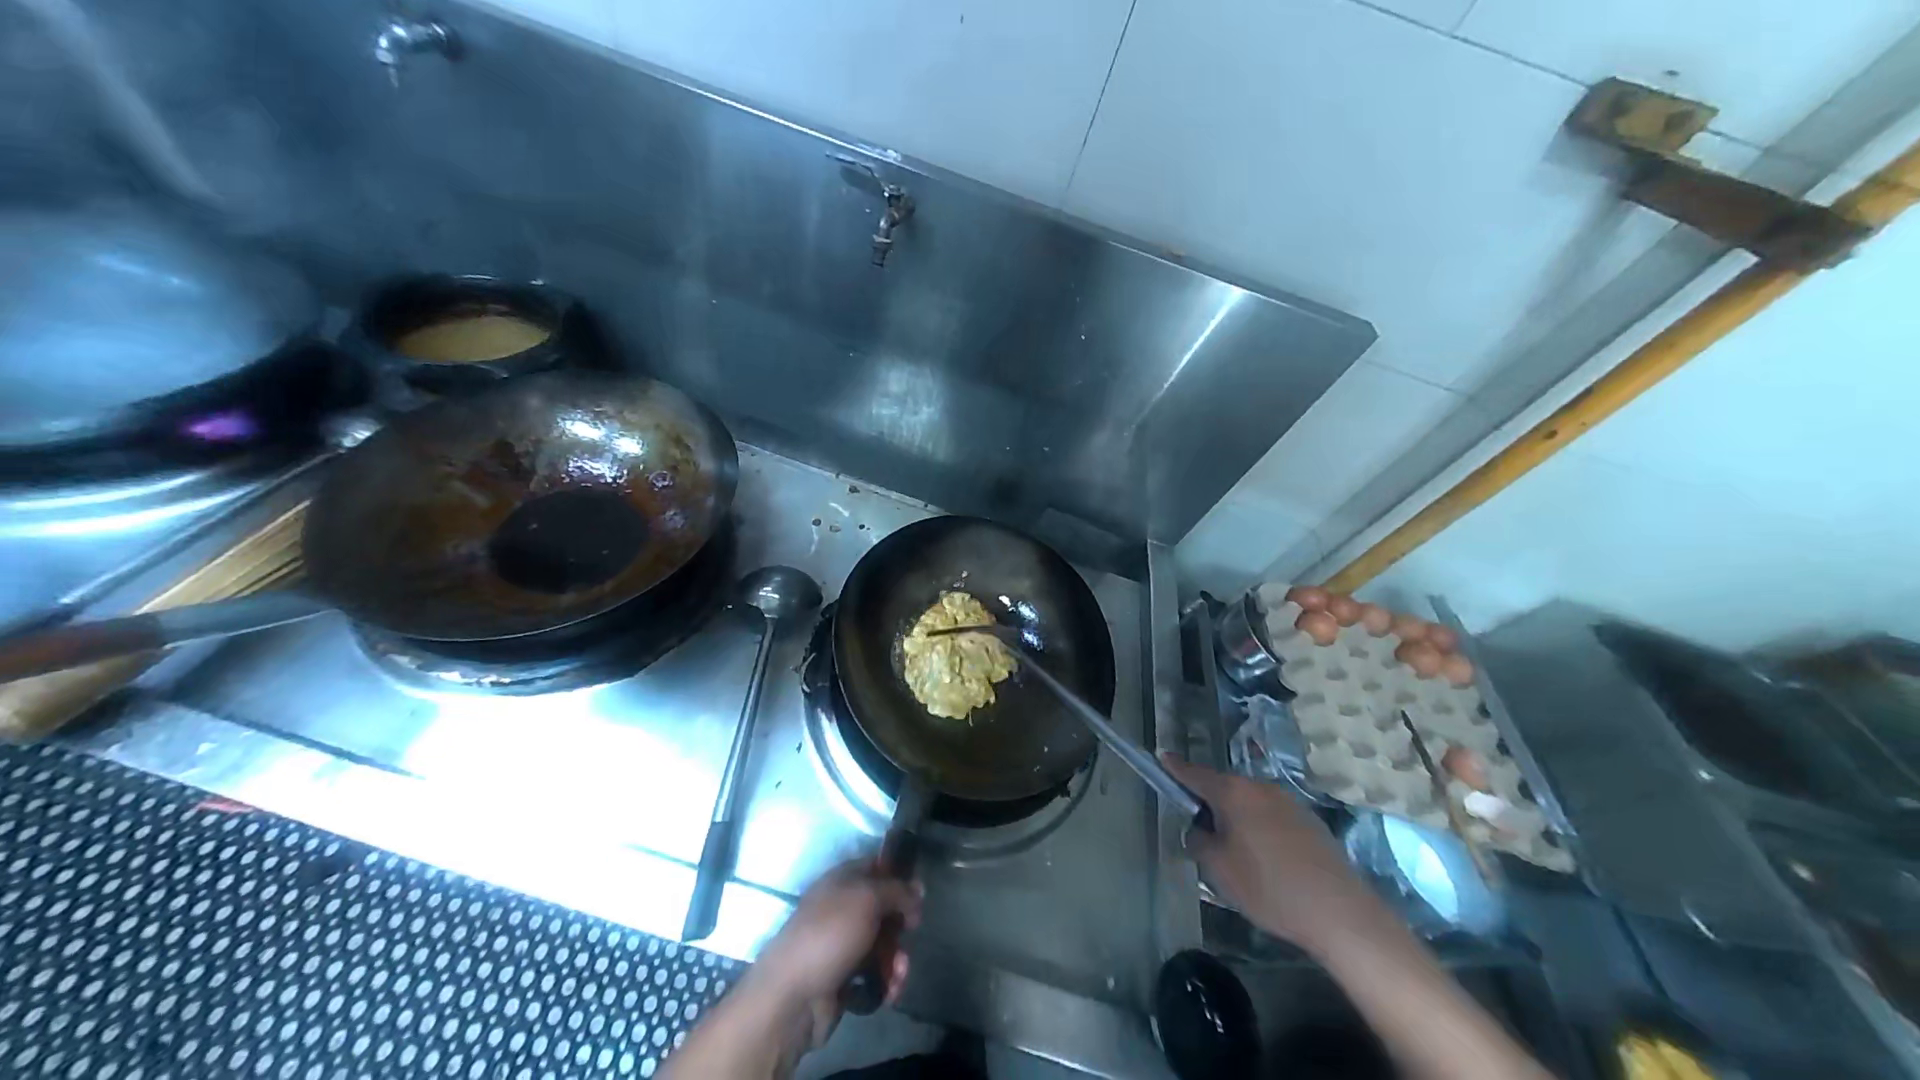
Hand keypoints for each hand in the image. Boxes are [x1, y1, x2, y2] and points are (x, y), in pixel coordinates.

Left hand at [747, 857, 922, 1047]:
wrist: (792, 997)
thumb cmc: (829, 935)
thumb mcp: (867, 898)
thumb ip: (897, 890)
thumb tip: (918, 889)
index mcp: (840, 882)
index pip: (874, 867)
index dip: (897, 876)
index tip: (917, 893)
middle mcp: (841, 910)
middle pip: (883, 910)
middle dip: (901, 925)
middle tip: (910, 932)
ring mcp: (841, 946)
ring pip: (882, 945)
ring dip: (897, 959)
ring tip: (898, 973)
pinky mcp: (843, 980)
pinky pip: (874, 975)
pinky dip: (886, 982)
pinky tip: (890, 990)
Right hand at [1163, 755, 1391, 956]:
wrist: (1341, 915)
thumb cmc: (1270, 888)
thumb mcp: (1219, 869)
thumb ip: (1199, 841)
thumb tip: (1200, 829)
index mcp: (1235, 793)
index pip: (1195, 773)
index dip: (1175, 767)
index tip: (1161, 757)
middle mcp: (1262, 788)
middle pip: (1225, 787)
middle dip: (1209, 801)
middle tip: (1199, 829)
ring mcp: (1290, 802)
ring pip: (1250, 802)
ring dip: (1236, 816)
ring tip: (1234, 851)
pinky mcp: (1311, 822)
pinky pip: (1271, 816)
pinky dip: (1259, 827)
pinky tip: (1265, 860)